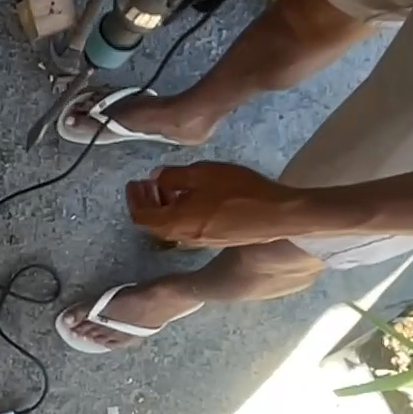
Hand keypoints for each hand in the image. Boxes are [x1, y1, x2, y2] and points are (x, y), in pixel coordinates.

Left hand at [126, 162, 329, 246]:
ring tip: (167, 186)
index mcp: (171, 222)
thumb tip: (156, 177)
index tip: (134, 182)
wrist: (278, 215)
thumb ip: (173, 175)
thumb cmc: (238, 191)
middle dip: (147, 200)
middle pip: (152, 221)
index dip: (134, 198)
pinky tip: (190, 196)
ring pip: (169, 223)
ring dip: (163, 205)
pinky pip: (186, 225)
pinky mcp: (213, 238)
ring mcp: (197, 240)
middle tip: (146, 183)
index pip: (140, 214)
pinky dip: (179, 210)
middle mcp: (179, 236)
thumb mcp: (202, 173)